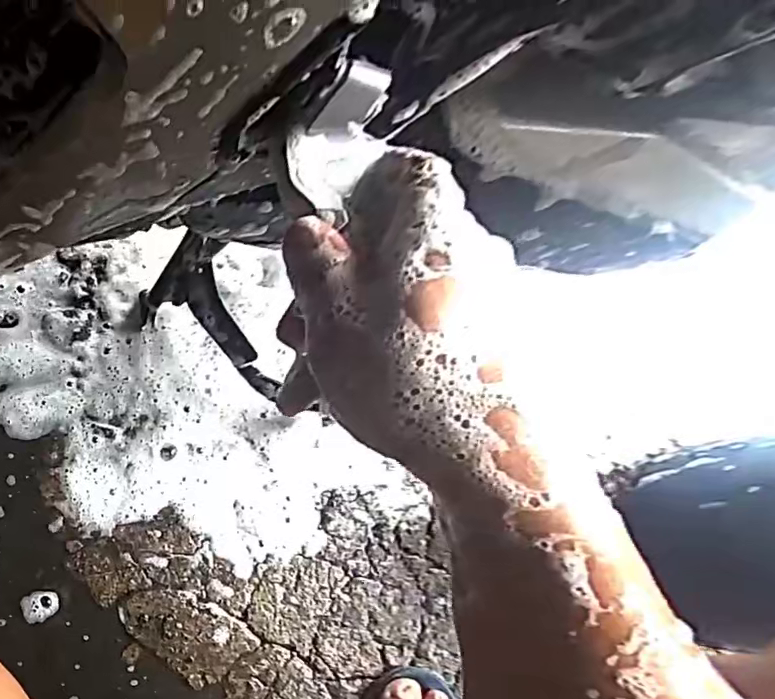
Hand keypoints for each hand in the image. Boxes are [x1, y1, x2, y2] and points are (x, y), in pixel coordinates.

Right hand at [278, 150, 558, 509]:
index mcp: (428, 233)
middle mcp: (461, 254)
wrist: (477, 449)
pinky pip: (407, 326)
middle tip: (297, 328)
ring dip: (337, 329)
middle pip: (380, 247)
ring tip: (309, 377)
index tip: (318, 218)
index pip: (402, 173)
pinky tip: (342, 387)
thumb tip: (306, 228)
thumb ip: (315, 264)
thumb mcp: (332, 317)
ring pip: (386, 294)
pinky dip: (369, 349)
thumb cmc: (407, 383)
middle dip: (326, 287)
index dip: (354, 187)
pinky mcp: (476, 334)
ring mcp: (474, 296)